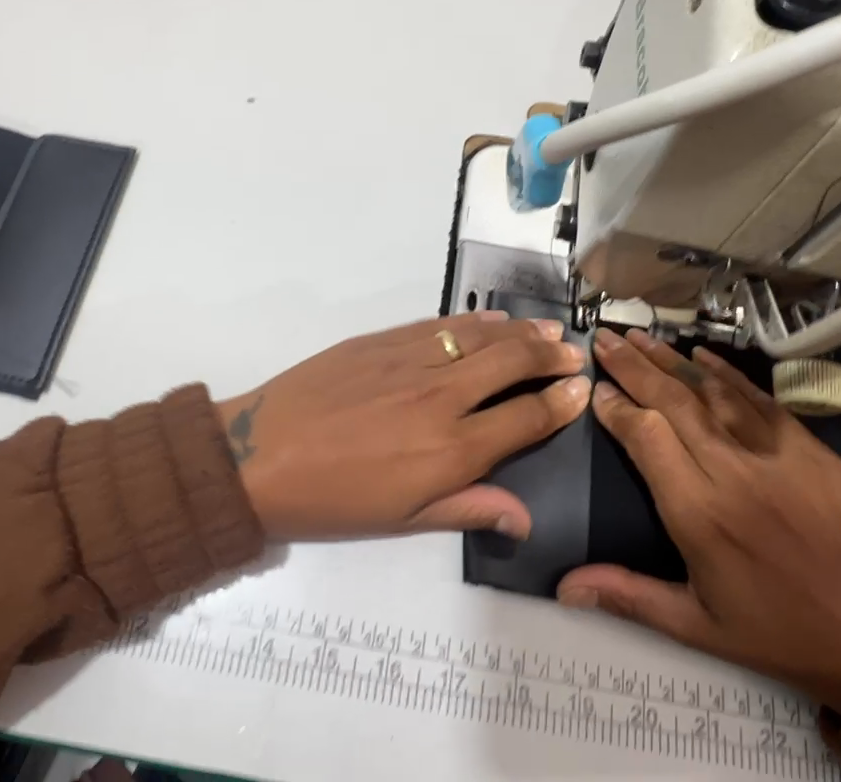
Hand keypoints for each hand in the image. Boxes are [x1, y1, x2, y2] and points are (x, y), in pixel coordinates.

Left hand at [218, 312, 590, 541]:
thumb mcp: (402, 520)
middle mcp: (441, 396)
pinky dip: (473, 321)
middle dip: (550, 358)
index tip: (581, 392)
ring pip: (482, 337)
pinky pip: (440, 325)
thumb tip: (524, 516)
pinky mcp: (383, 341)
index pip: (525, 419)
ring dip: (520, 333)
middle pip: (512, 365)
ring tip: (547, 333)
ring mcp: (411, 361)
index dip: (560, 404)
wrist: (259, 456)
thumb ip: (467, 507)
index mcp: (451, 449)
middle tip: (573, 354)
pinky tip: (491, 320)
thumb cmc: (332, 501)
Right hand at [557, 328, 840, 718]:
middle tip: (603, 338)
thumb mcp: (697, 628)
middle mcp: (731, 472)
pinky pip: (760, 399)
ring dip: (671, 360)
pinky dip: (727, 373)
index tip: (594, 389)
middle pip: (672, 402)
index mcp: (698, 513)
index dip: (616, 408)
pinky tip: (701, 355)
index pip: (645, 437)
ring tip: (638, 336)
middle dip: (633, 367)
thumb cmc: (779, 633)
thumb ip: (628, 597)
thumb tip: (564, 588)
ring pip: (712, 392)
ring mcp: (775, 454)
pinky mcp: (810, 449)